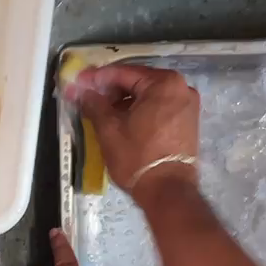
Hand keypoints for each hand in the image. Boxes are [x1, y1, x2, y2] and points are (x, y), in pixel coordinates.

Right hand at [66, 64, 200, 206]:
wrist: (168, 192)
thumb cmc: (137, 158)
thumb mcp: (109, 129)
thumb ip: (93, 103)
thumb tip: (80, 90)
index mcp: (164, 83)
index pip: (123, 73)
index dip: (96, 78)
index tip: (78, 82)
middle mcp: (181, 88)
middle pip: (137, 82)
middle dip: (112, 91)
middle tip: (89, 100)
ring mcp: (188, 106)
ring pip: (148, 96)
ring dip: (125, 102)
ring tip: (103, 114)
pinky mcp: (188, 123)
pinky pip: (159, 109)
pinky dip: (140, 112)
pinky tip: (123, 123)